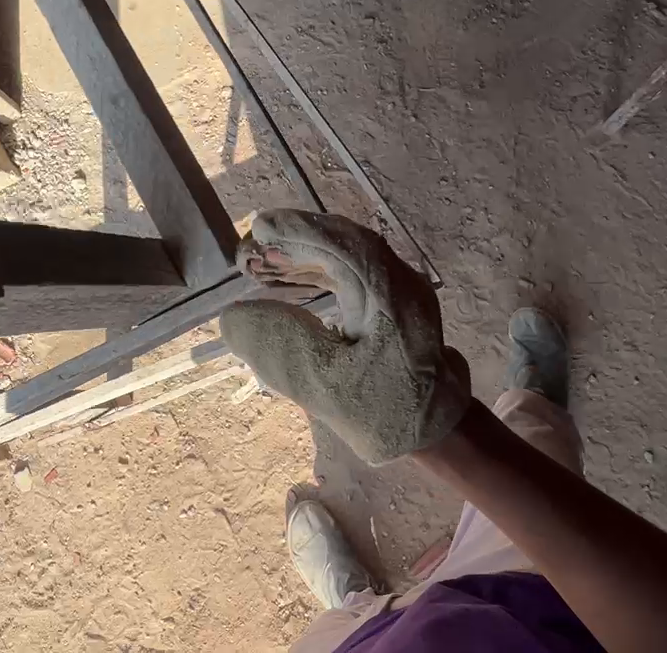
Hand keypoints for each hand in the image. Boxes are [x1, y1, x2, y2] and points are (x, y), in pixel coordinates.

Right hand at [220, 210, 468, 463]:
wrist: (434, 438)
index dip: (302, 230)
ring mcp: (393, 291)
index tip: (261, 228)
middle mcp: (397, 282)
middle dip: (292, 243)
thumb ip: (279, 349)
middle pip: (341, 244)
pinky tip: (281, 278)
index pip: (347, 244)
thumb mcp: (326, 387)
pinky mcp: (383, 304)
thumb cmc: (386, 414)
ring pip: (341, 257)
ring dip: (298, 256)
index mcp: (393, 294)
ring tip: (254, 264)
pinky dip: (311, 271)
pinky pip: (345, 274)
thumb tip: (231, 317)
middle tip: (246, 252)